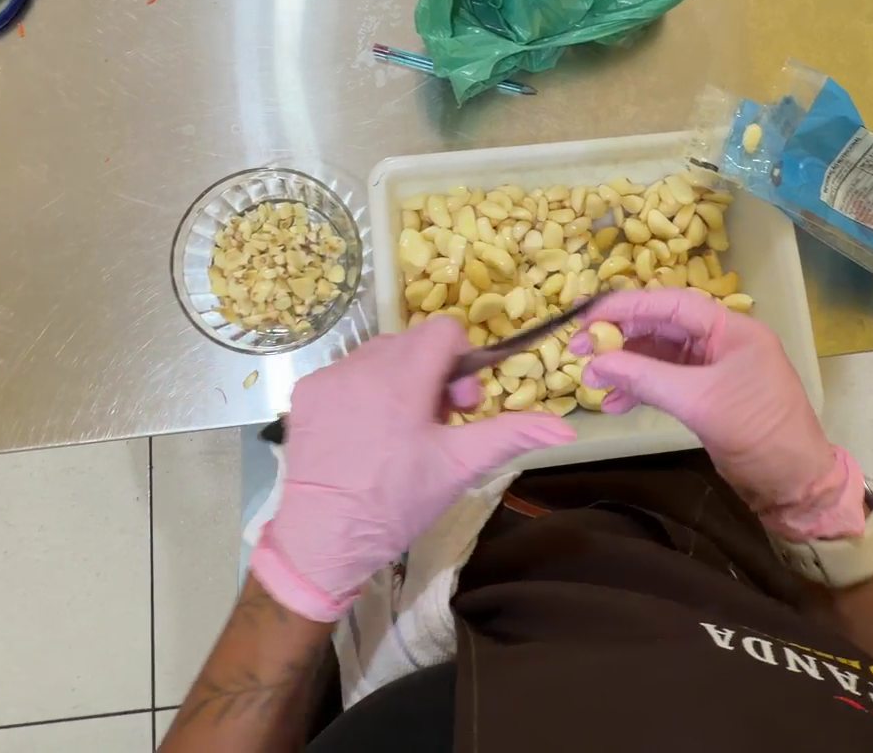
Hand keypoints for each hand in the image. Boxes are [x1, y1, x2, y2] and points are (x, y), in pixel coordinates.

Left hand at [250, 317, 575, 621]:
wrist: (323, 542)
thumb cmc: (398, 504)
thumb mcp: (459, 468)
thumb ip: (512, 436)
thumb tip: (566, 429)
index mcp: (402, 379)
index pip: (445, 330)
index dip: (462, 361)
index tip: (458, 406)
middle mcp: (361, 366)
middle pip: (414, 342)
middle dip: (433, 373)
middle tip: (432, 423)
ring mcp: (328, 376)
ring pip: (381, 353)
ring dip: (399, 379)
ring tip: (398, 429)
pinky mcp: (306, 391)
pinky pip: (347, 371)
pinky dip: (364, 390)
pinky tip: (365, 432)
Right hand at [568, 288, 864, 540]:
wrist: (795, 487)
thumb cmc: (759, 435)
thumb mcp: (699, 402)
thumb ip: (645, 378)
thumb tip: (595, 363)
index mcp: (731, 328)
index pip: (670, 304)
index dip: (625, 307)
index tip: (587, 318)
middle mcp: (721, 340)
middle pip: (660, 325)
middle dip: (619, 337)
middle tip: (579, 349)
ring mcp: (712, 366)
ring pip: (657, 353)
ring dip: (624, 366)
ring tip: (592, 382)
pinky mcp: (705, 392)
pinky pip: (663, 379)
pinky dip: (637, 388)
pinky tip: (614, 403)